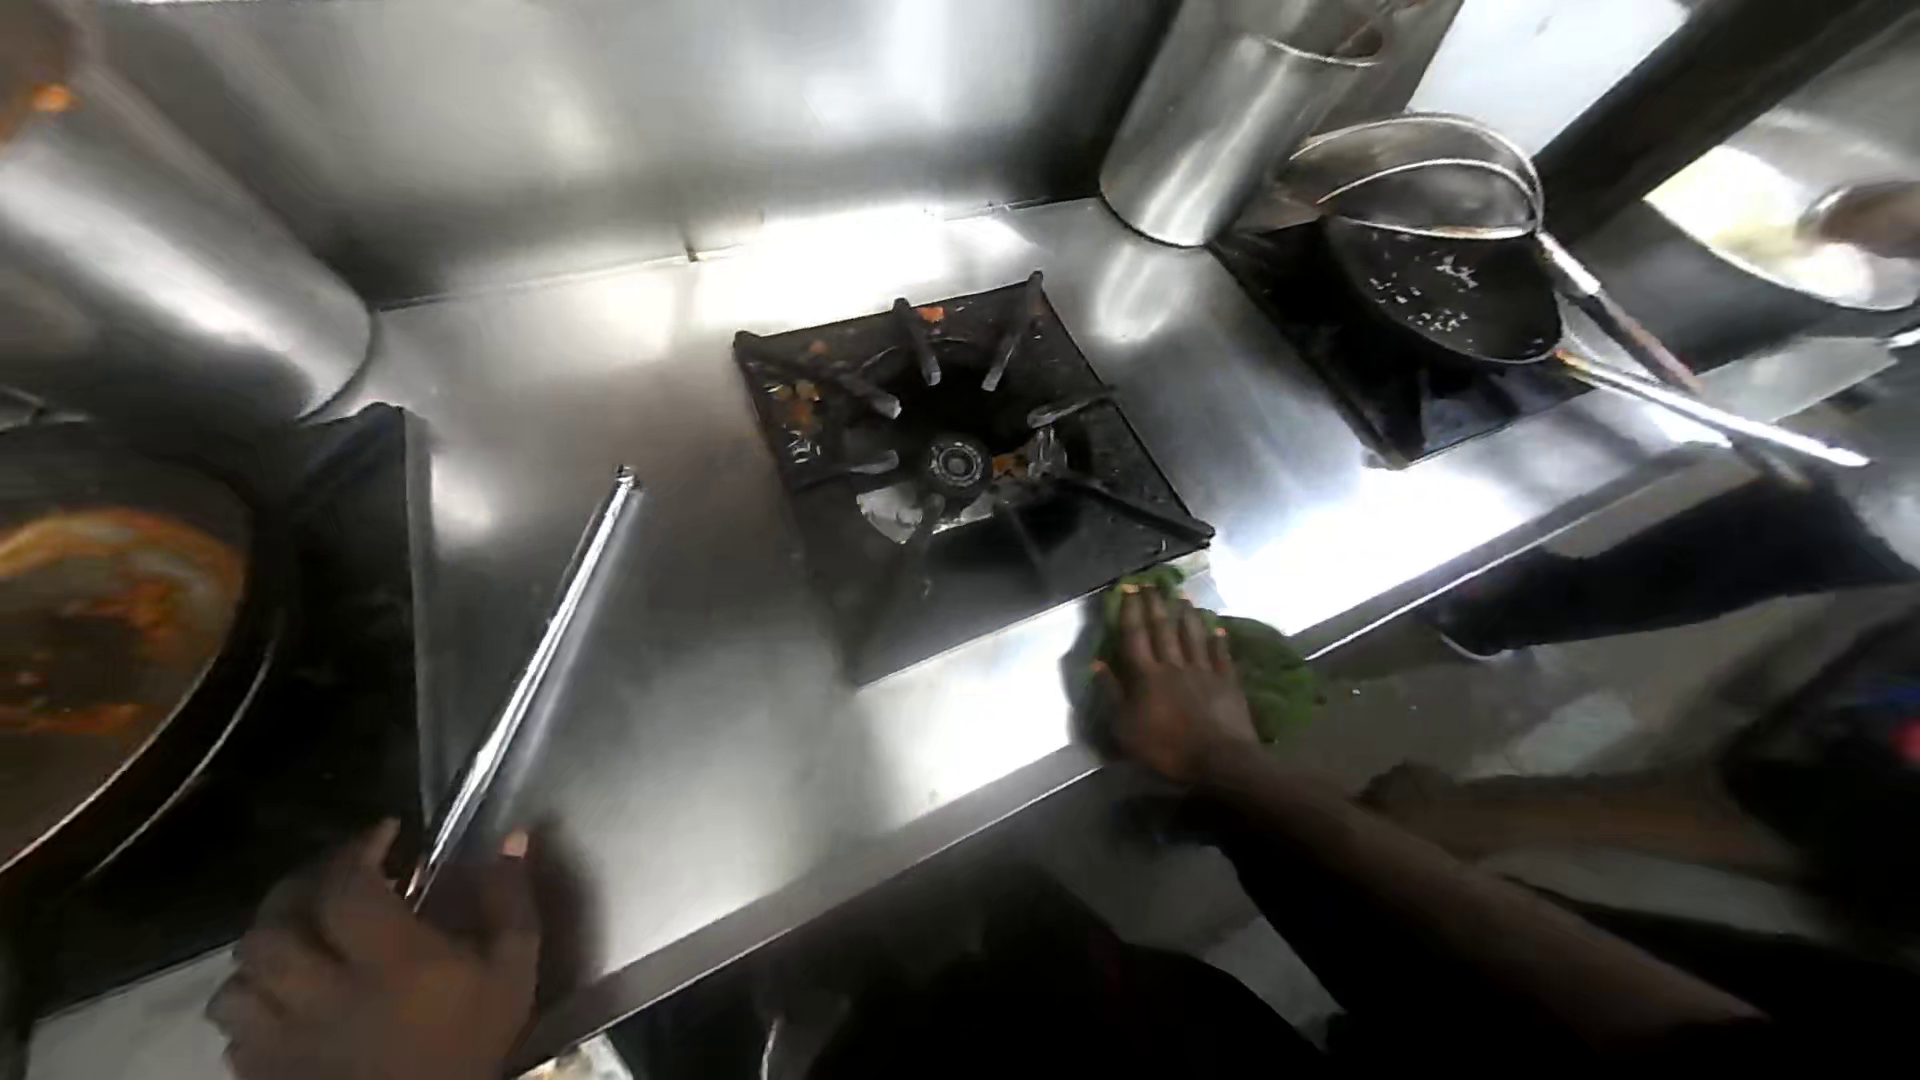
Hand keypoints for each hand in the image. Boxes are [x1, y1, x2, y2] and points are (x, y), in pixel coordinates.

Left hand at [208, 821, 539, 1079]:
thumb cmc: (475, 1035)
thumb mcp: (515, 960)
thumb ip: (512, 896)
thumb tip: (514, 837)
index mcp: (388, 961)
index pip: (346, 891)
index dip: (357, 850)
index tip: (384, 832)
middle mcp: (321, 994)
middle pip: (272, 929)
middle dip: (300, 885)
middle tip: (338, 869)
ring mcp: (281, 1038)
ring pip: (238, 976)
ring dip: (269, 939)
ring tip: (308, 924)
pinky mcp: (261, 1071)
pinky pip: (233, 1021)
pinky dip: (254, 988)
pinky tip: (291, 981)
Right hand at [1099, 588, 1256, 782]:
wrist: (1219, 760)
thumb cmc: (1166, 747)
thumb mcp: (1124, 727)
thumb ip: (1111, 693)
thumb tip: (1096, 663)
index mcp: (1146, 674)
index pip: (1134, 635)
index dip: (1130, 610)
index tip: (1127, 589)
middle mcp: (1173, 664)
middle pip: (1162, 628)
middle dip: (1155, 604)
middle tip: (1151, 583)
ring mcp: (1203, 670)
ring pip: (1192, 635)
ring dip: (1186, 614)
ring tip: (1182, 596)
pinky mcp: (1227, 681)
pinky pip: (1221, 654)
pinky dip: (1218, 638)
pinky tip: (1218, 627)